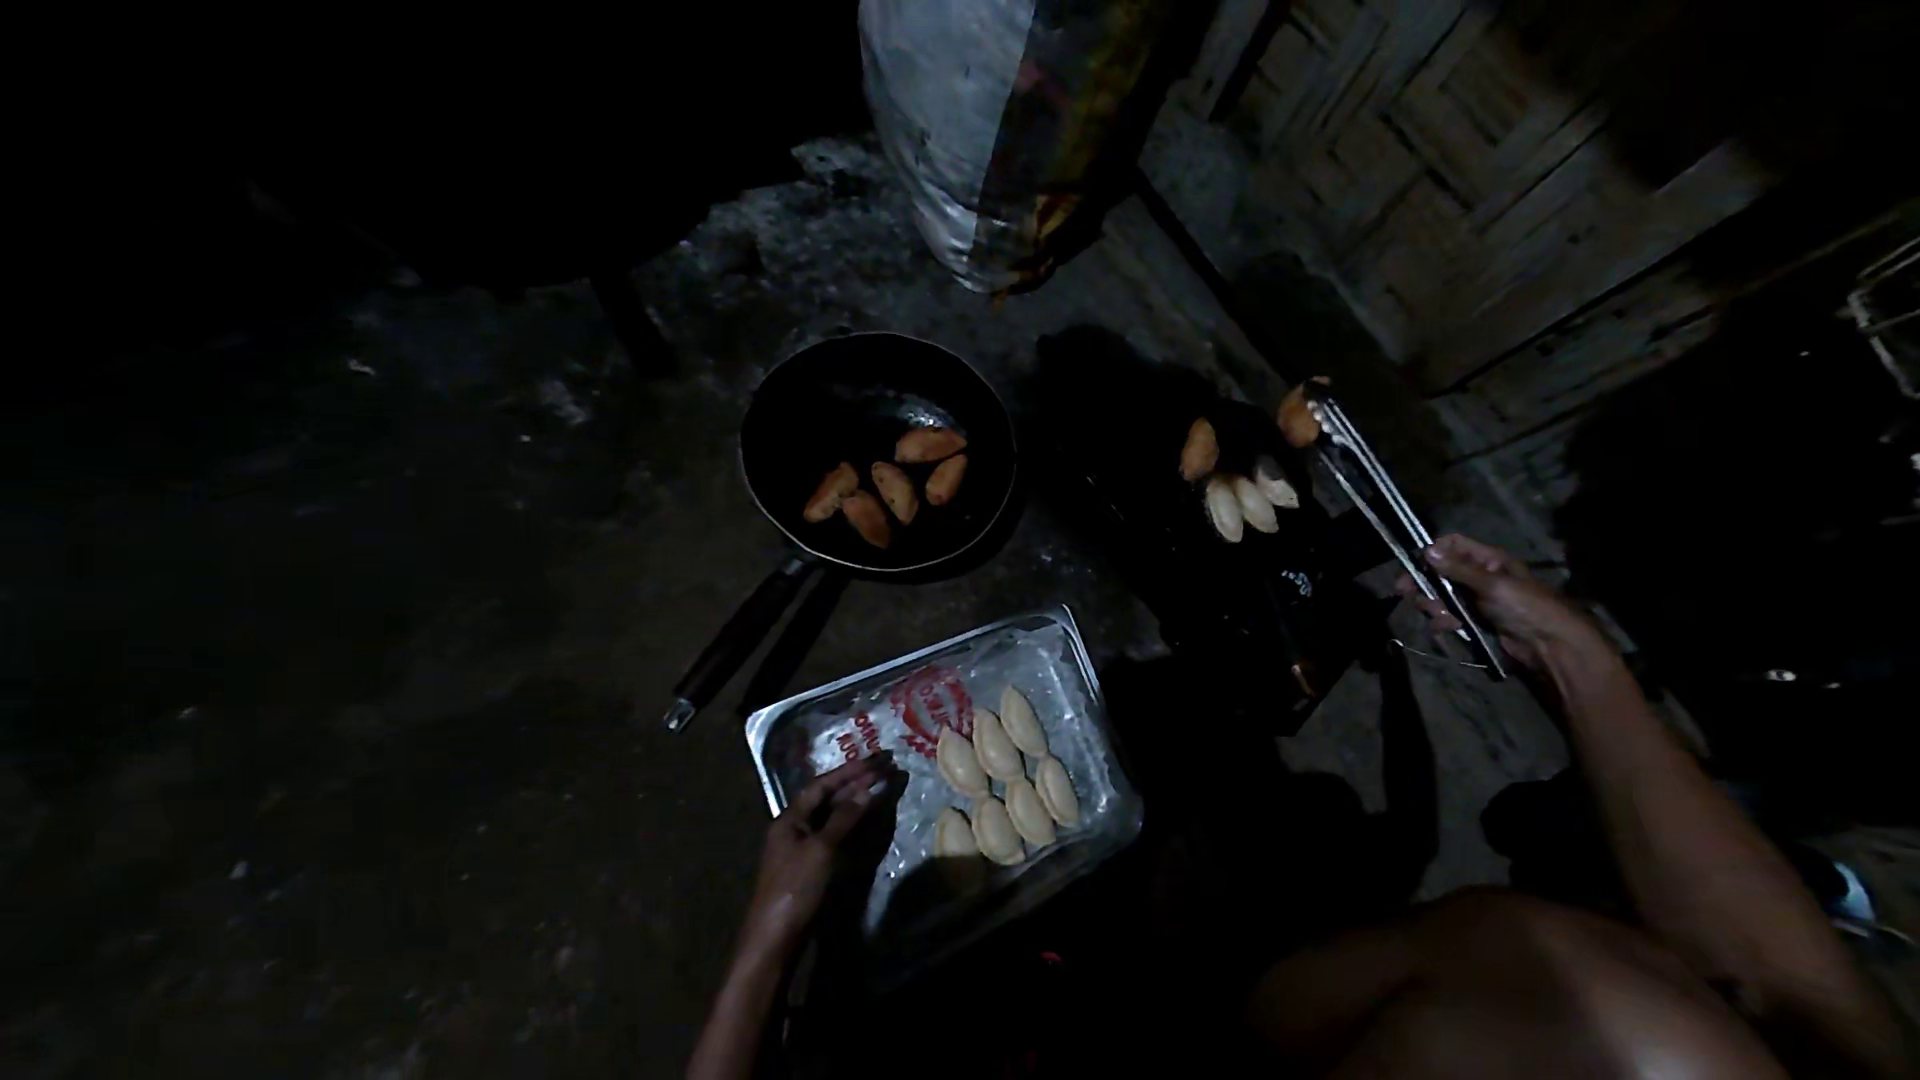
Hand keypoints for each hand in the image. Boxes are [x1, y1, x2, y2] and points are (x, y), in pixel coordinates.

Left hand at [737, 756, 892, 957]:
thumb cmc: (795, 889)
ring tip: (880, 788)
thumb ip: (844, 818)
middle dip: (855, 783)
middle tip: (884, 769)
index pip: (822, 785)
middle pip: (826, 798)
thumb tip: (866, 789)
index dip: (849, 771)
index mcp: (789, 819)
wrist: (775, 940)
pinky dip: (850, 824)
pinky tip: (866, 820)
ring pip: (831, 816)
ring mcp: (802, 848)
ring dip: (854, 801)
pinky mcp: (811, 867)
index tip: (875, 761)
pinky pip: (833, 834)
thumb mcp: (821, 849)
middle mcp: (794, 828)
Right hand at [1394, 534, 1603, 671]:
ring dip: (1432, 604)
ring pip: (1438, 595)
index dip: (1433, 550)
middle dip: (1423, 582)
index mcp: (1488, 560)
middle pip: (1439, 571)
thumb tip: (1426, 550)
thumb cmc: (1527, 607)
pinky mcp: (1471, 620)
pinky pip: (1446, 615)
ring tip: (1439, 614)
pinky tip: (1447, 627)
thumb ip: (1457, 569)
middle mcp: (1478, 576)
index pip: (1453, 544)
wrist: (1550, 645)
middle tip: (1404, 591)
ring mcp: (1473, 598)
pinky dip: (1442, 621)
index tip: (1416, 563)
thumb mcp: (1492, 584)